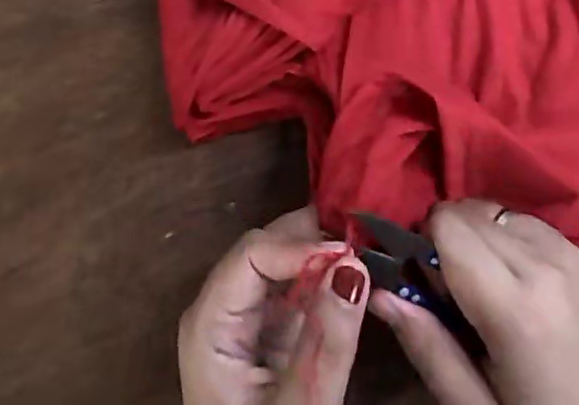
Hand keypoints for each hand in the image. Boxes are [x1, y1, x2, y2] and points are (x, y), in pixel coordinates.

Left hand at [179, 207, 371, 404]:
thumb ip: (326, 341)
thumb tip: (353, 266)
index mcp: (209, 322)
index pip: (252, 254)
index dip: (300, 246)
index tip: (351, 254)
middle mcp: (222, 304)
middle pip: (268, 246)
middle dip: (316, 236)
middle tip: (369, 235)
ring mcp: (247, 313)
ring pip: (285, 257)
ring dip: (326, 249)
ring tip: (369, 243)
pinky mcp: (271, 326)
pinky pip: (299, 283)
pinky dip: (329, 272)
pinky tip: (358, 270)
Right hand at [366, 200, 578, 404]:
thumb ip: (428, 346)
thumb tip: (377, 291)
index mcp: (515, 306)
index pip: (448, 224)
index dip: (424, 243)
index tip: (425, 282)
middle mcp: (544, 264)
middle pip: (469, 211)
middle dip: (447, 238)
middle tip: (451, 291)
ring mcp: (572, 255)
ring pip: (496, 210)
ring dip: (478, 235)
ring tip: (485, 286)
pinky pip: (528, 221)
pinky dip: (508, 237)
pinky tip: (516, 280)